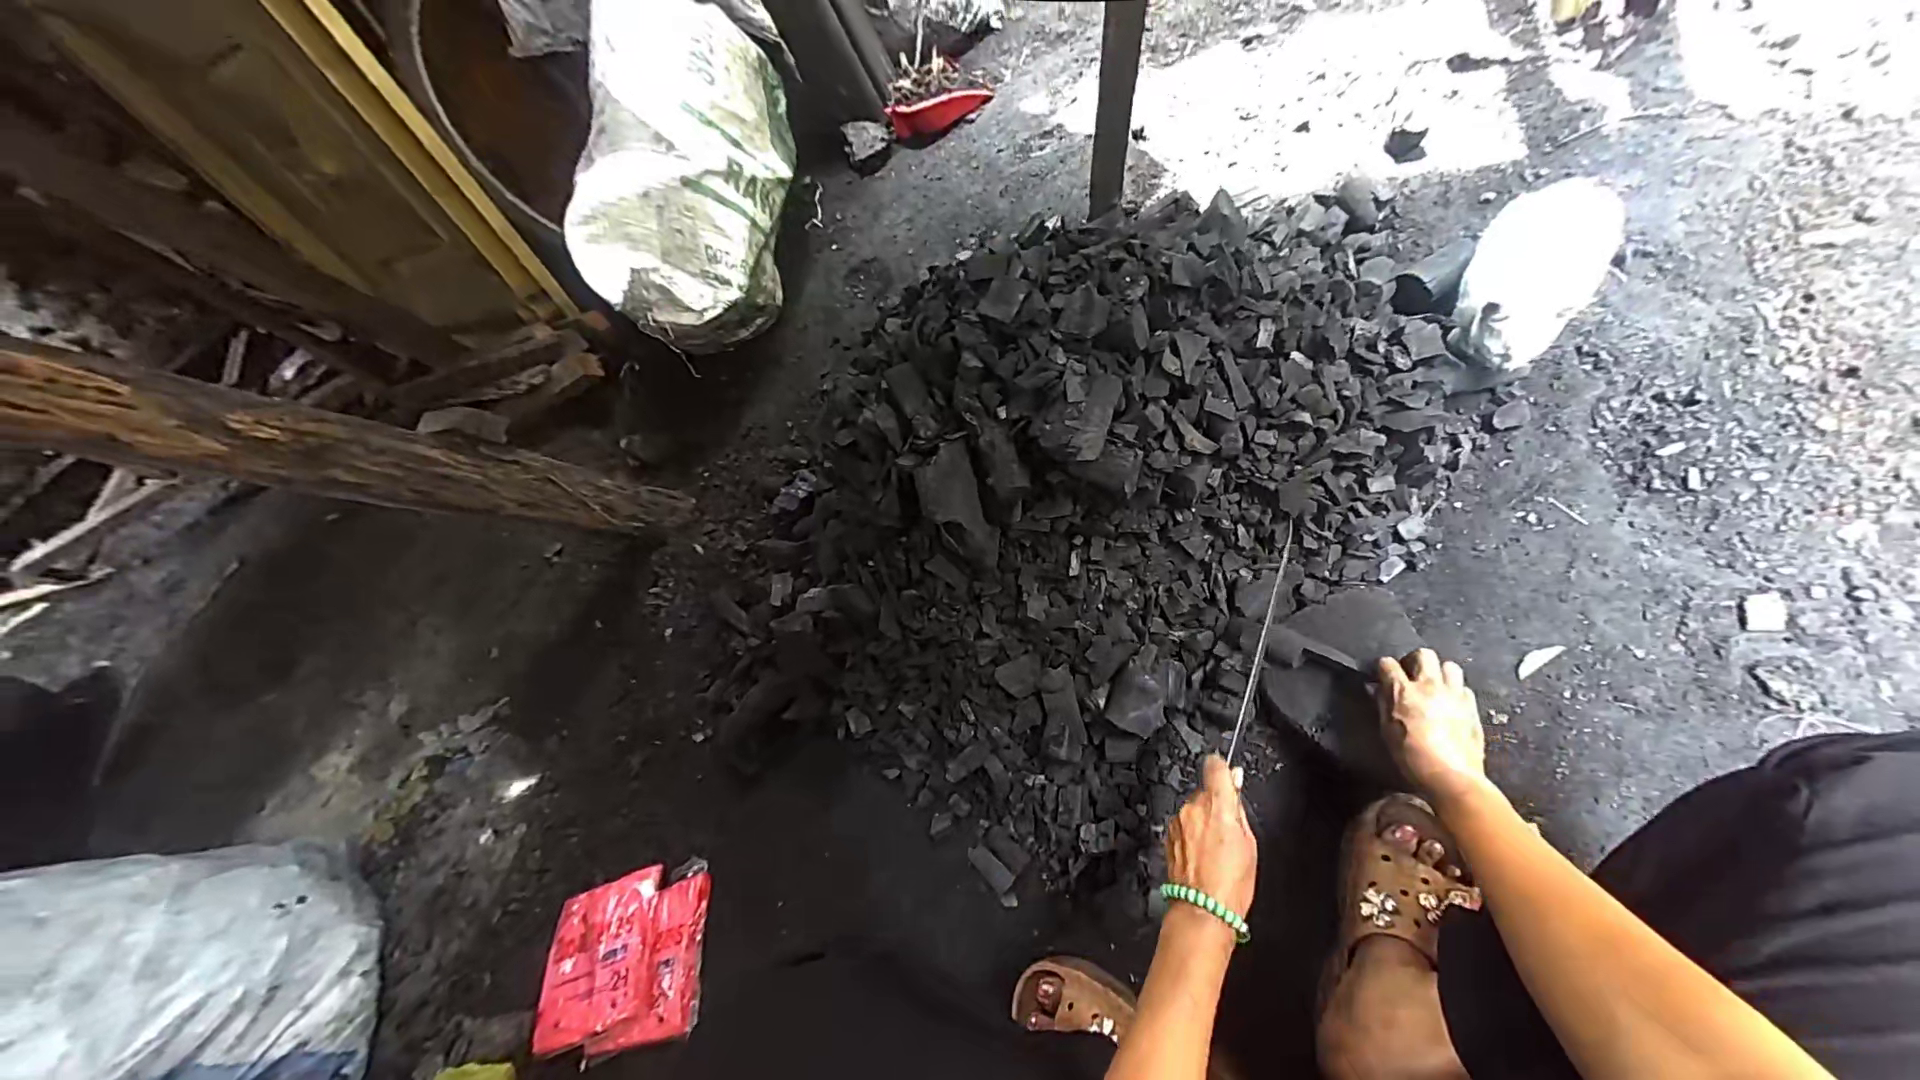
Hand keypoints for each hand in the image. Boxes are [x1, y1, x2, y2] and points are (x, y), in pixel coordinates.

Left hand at [1164, 755, 1257, 917]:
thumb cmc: (1232, 883)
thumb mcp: (1250, 843)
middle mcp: (1193, 807)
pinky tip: (1201, 852)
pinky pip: (1184, 823)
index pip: (1214, 766)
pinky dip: (1191, 831)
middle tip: (1227, 828)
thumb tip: (1234, 783)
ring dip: (1202, 819)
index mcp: (1218, 806)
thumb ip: (1238, 808)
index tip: (1226, 774)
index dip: (1221, 768)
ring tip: (1214, 846)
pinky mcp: (1168, 832)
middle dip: (1215, 803)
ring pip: (1193, 808)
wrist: (1204, 908)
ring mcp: (1178, 820)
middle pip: (1205, 790)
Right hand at [1377, 648, 1489, 805]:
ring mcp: (1454, 696)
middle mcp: (1430, 687)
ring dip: (1438, 672)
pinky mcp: (1472, 707)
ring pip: (1449, 666)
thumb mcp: (1387, 730)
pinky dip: (1455, 690)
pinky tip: (1449, 703)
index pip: (1388, 663)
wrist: (1452, 777)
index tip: (1383, 676)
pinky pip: (1464, 687)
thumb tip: (1377, 688)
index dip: (1384, 668)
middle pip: (1424, 655)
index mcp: (1404, 692)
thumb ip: (1382, 703)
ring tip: (1432, 686)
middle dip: (1414, 661)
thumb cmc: (1412, 757)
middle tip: (1410, 675)